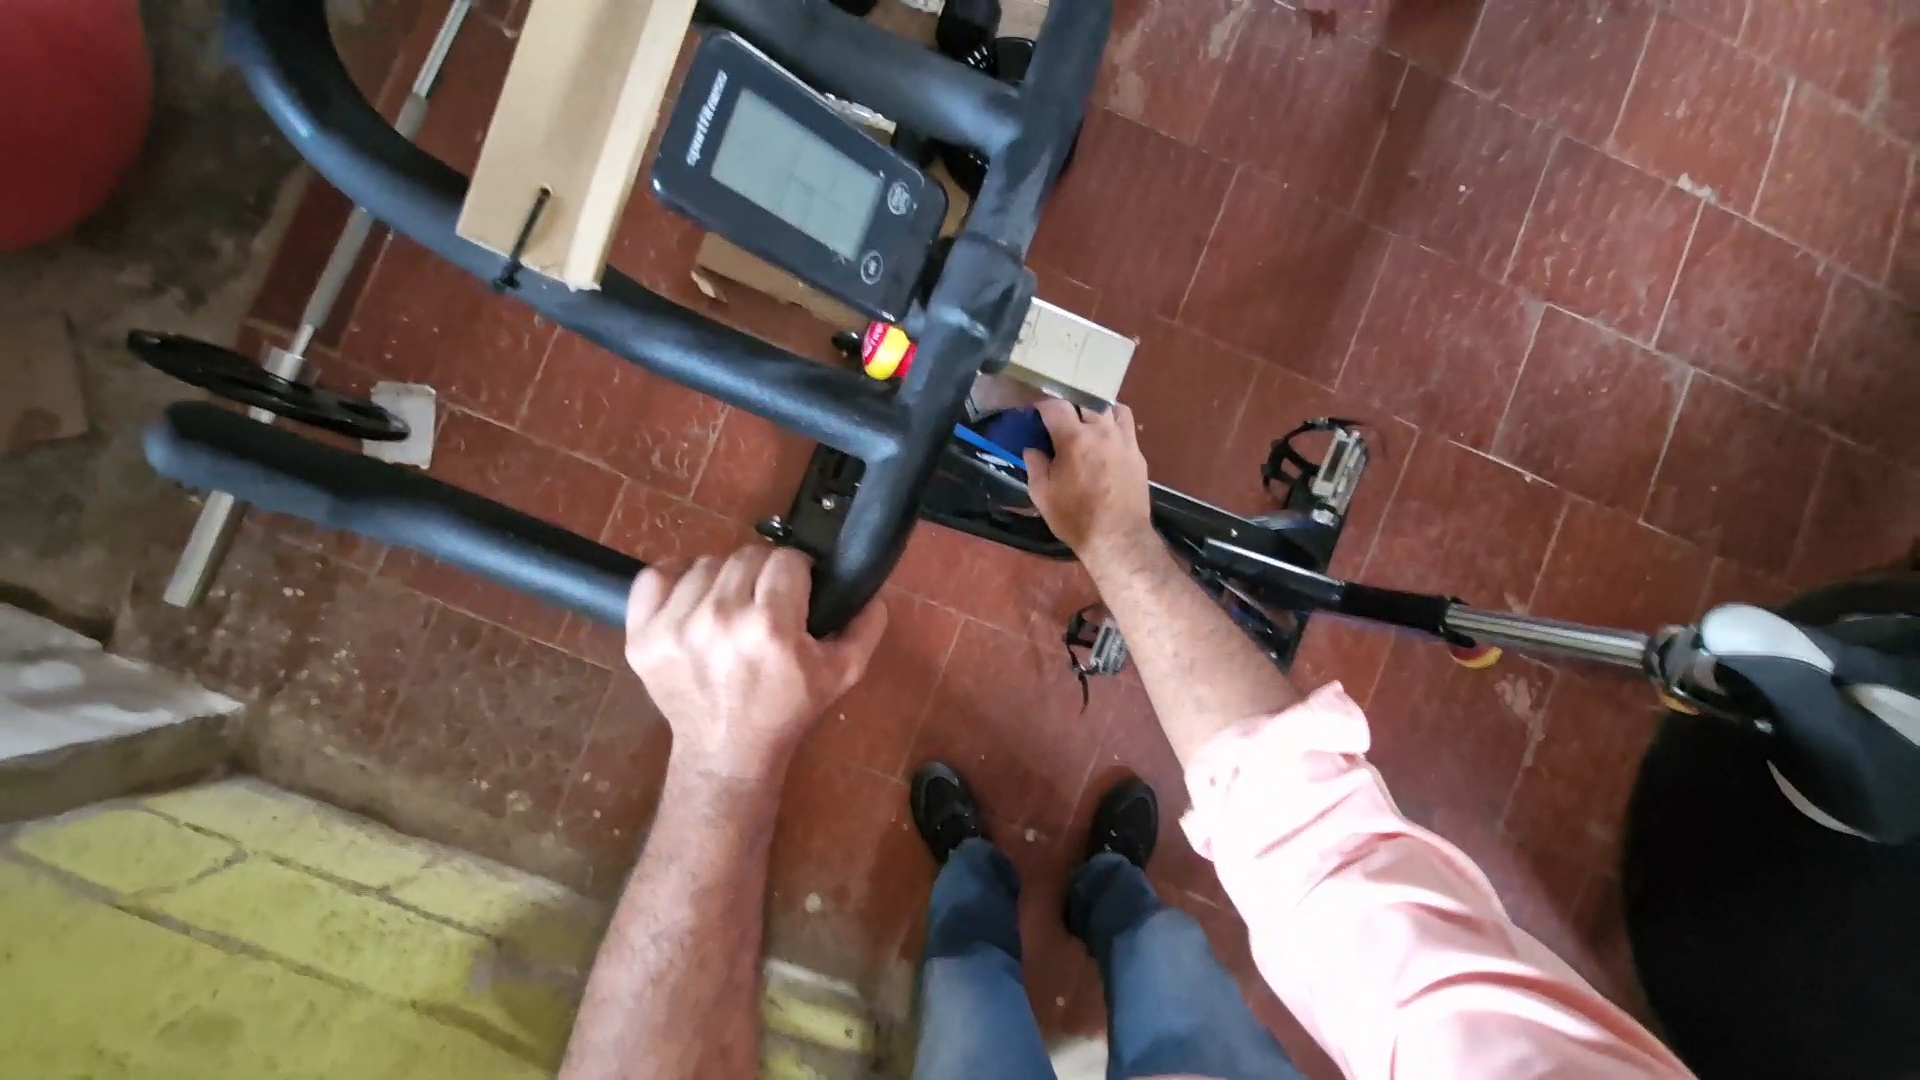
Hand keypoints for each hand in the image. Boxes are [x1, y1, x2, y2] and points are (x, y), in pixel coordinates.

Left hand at [625, 544, 888, 781]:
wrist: (727, 750)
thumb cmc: (789, 709)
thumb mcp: (844, 672)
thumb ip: (867, 625)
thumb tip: (872, 587)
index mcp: (770, 627)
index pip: (786, 560)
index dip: (798, 572)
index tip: (799, 590)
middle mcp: (719, 619)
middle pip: (746, 556)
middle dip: (763, 574)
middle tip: (768, 601)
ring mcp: (674, 626)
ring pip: (706, 563)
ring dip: (724, 578)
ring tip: (732, 607)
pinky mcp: (641, 636)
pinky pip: (655, 576)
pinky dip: (675, 579)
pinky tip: (693, 599)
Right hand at [1024, 399, 1154, 567]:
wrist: (1118, 538)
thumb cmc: (1075, 518)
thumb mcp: (1042, 495)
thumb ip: (1035, 465)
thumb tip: (1033, 448)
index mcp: (1073, 438)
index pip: (1055, 406)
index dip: (1042, 407)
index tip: (1035, 415)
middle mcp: (1101, 431)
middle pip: (1085, 400)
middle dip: (1070, 406)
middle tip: (1060, 421)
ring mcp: (1124, 440)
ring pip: (1110, 408)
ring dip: (1096, 410)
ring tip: (1087, 424)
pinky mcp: (1137, 453)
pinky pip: (1126, 426)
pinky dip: (1114, 424)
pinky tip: (1106, 439)